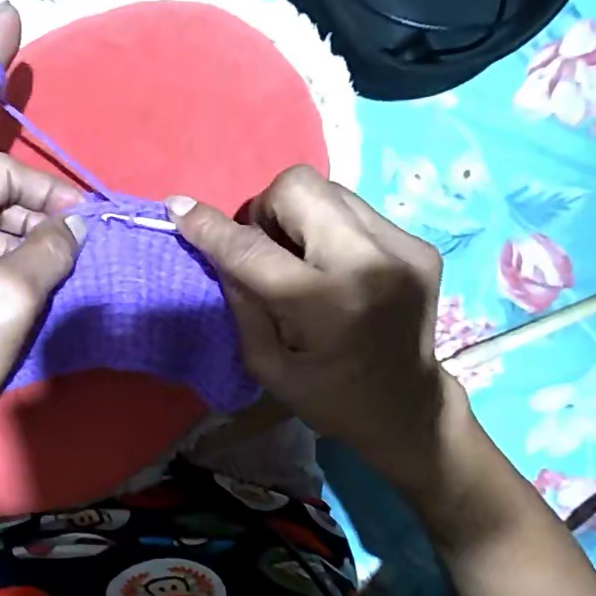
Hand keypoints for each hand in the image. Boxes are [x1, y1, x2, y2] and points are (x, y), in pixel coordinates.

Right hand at [168, 166, 456, 496]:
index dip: (210, 227)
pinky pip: (353, 208)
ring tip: (299, 257)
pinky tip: (332, 264)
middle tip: (264, 248)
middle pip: (298, 187)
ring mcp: (402, 247)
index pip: (254, 249)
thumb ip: (241, 302)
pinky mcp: (417, 243)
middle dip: (264, 210)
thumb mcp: (267, 365)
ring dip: (297, 215)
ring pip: (327, 188)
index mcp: (327, 305)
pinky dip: (327, 227)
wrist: (408, 408)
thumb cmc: (328, 397)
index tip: (178, 208)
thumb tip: (219, 250)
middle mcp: (370, 262)